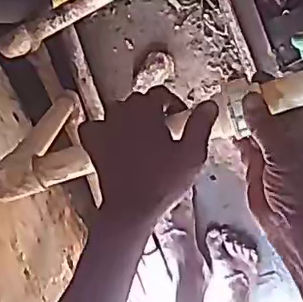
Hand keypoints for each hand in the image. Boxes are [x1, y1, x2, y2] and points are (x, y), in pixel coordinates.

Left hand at [80, 87, 216, 229]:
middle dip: (152, 111)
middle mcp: (122, 113)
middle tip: (165, 131)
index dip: (173, 104)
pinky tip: (113, 139)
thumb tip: (209, 105)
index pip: (160, 94)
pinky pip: (93, 126)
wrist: (131, 207)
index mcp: (146, 110)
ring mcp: (104, 127)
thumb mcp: (191, 154)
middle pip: (138, 101)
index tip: (180, 119)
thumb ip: (199, 125)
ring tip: (144, 138)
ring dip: (130, 119)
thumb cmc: (164, 182)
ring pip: (117, 111)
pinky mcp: (93, 144)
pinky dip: (102, 129)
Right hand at [235, 92, 302, 247]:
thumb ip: (265, 125)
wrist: (290, 224)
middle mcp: (287, 137)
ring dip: (241, 115)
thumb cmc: (298, 191)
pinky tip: (226, 125)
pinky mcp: (256, 164)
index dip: (272, 88)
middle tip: (234, 87)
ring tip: (226, 101)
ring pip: (254, 125)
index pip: (287, 100)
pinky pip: (244, 143)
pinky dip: (235, 134)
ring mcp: (270, 151)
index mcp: (302, 130)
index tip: (254, 78)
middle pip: (268, 111)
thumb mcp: (282, 153)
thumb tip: (251, 99)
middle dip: (252, 99)